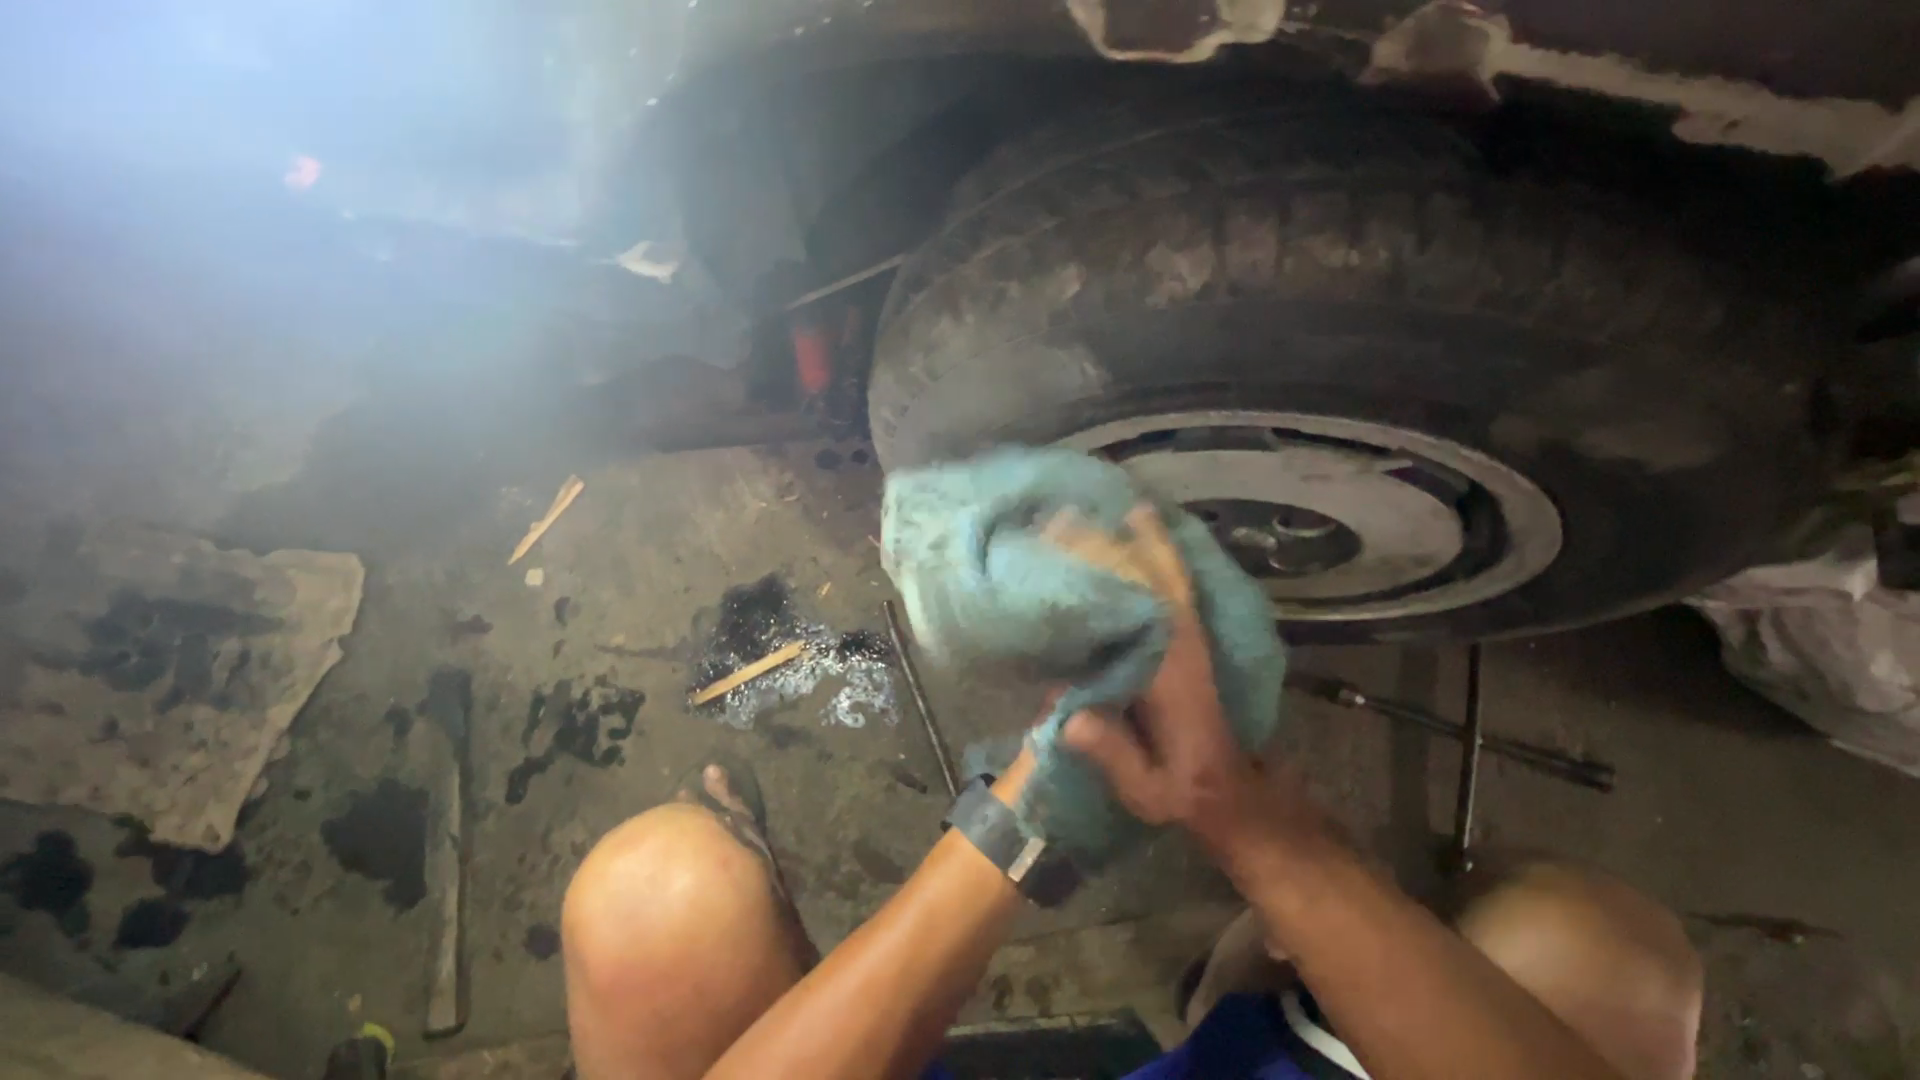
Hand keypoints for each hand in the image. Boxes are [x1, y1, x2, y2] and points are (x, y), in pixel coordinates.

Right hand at [1044, 504, 1268, 851]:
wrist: (1232, 795)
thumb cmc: (1187, 793)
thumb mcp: (1150, 790)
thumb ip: (1114, 755)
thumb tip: (1069, 716)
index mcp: (1175, 673)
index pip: (1146, 607)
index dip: (1116, 569)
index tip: (1077, 537)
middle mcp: (1184, 645)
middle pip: (1156, 580)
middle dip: (1118, 543)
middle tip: (1073, 513)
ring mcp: (1188, 642)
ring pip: (1167, 580)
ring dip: (1141, 544)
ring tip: (1102, 511)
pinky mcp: (1185, 646)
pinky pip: (1170, 592)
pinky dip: (1156, 563)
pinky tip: (1134, 544)